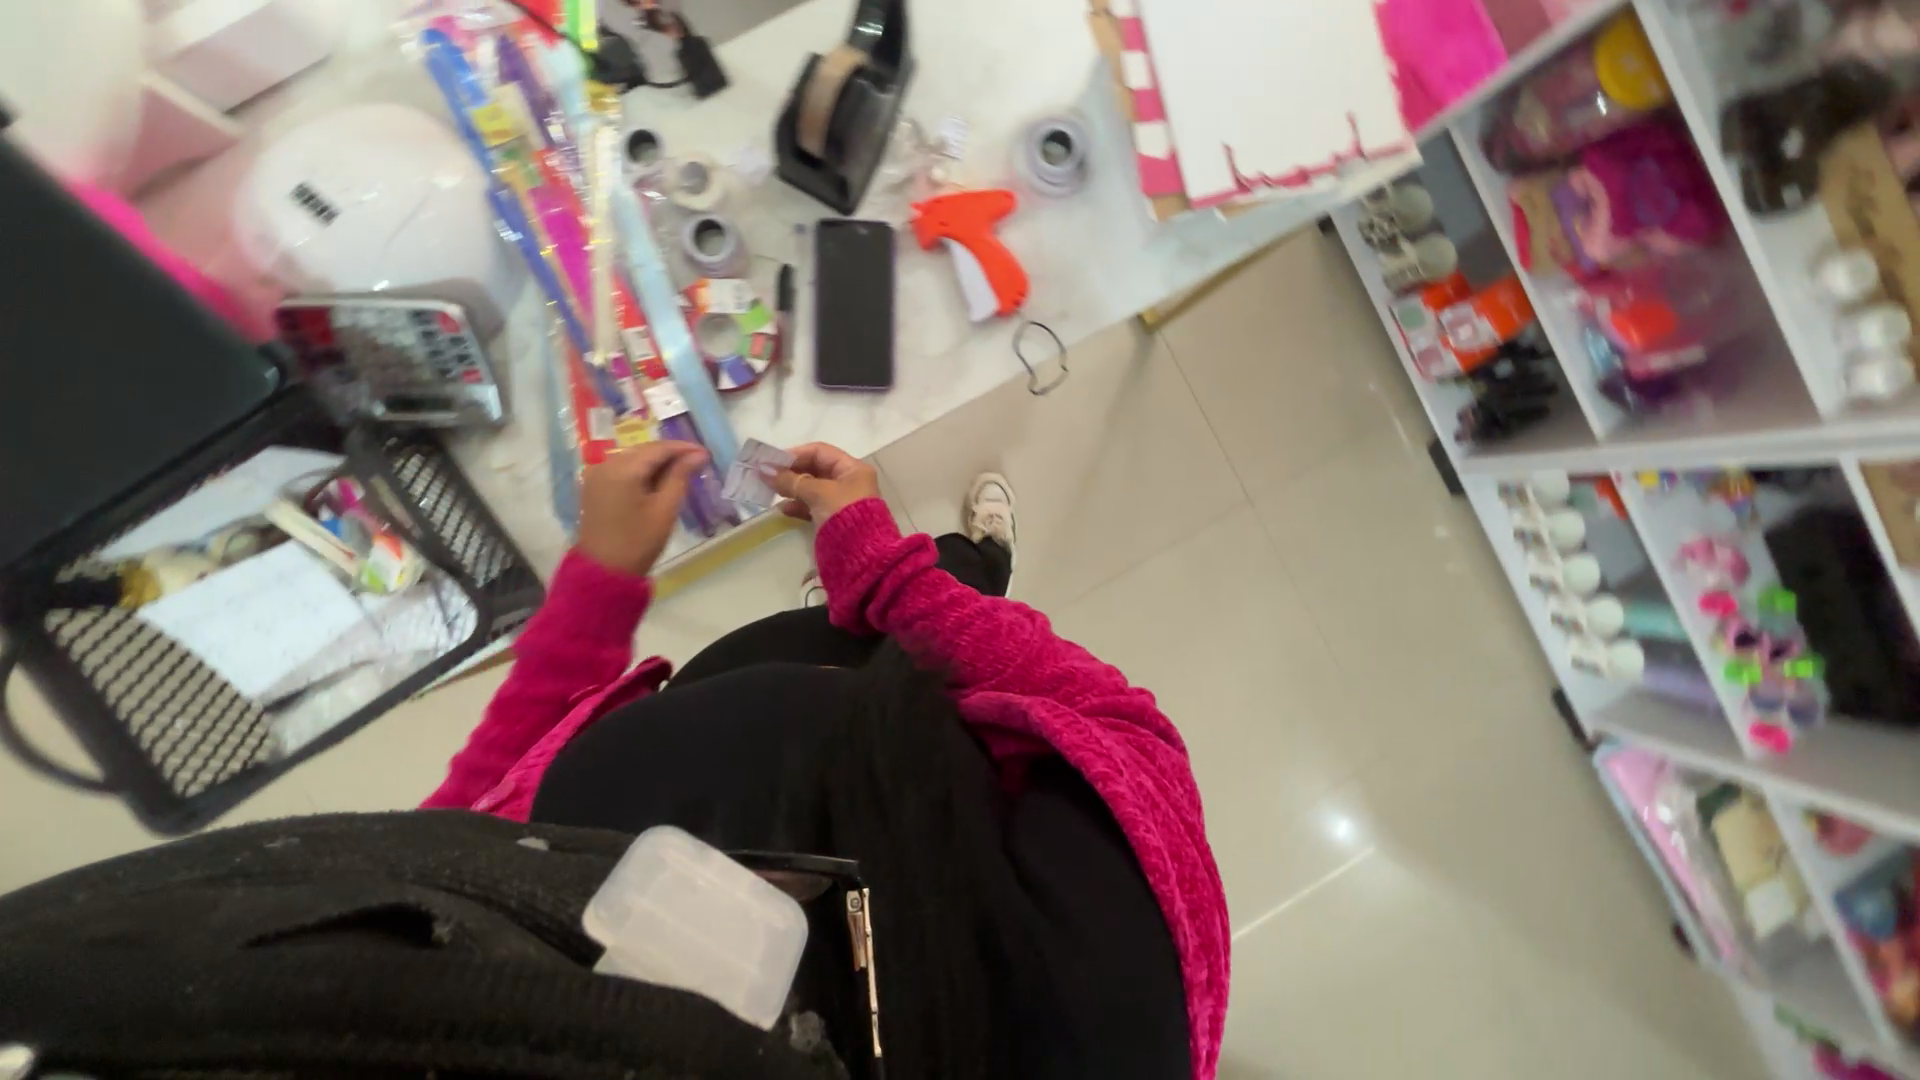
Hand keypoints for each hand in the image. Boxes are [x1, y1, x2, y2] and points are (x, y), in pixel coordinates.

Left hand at [576, 441, 708, 575]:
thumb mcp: (665, 509)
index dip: (684, 448)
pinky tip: (658, 479)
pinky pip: (622, 468)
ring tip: (681, 470)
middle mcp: (605, 464)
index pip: (658, 449)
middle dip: (671, 453)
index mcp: (623, 470)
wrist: (604, 570)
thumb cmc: (639, 542)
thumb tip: (698, 455)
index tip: (706, 453)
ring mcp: (596, 474)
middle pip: (644, 450)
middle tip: (697, 461)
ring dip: (656, 461)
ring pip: (632, 458)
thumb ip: (681, 476)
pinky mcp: (594, 485)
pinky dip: (641, 470)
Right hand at [770, 442, 881, 523]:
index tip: (772, 461)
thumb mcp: (818, 493)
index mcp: (853, 469)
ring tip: (770, 491)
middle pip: (816, 469)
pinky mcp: (835, 519)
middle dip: (791, 472)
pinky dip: (799, 506)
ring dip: (792, 489)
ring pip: (812, 489)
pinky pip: (813, 507)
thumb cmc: (843, 514)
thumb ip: (792, 480)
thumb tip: (765, 471)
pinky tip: (783, 510)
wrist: (861, 556)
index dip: (795, 454)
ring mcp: (842, 501)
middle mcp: (850, 482)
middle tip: (766, 476)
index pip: (820, 452)